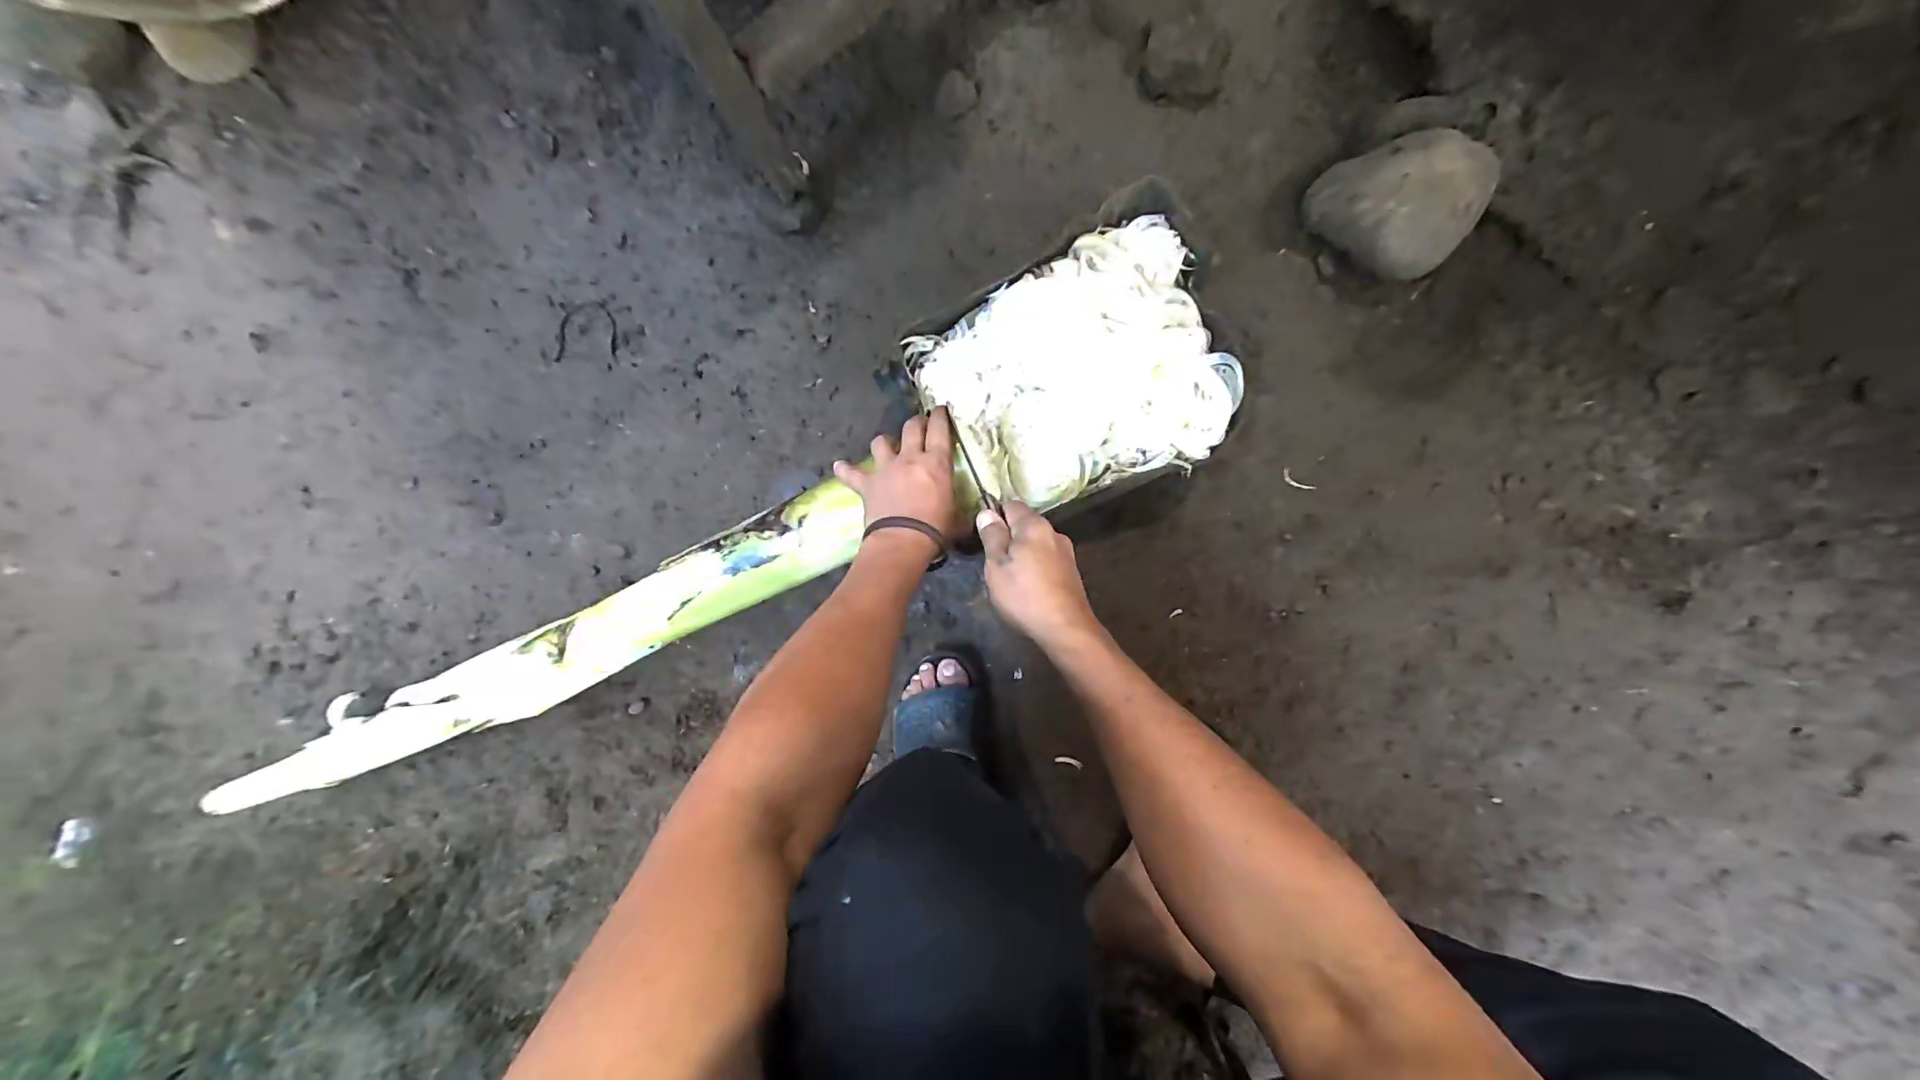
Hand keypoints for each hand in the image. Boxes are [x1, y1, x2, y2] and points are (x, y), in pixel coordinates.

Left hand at [833, 407, 958, 557]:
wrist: (902, 541)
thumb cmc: (935, 530)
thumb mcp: (957, 514)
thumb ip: (960, 506)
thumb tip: (974, 513)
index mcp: (936, 463)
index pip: (940, 430)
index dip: (940, 417)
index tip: (940, 410)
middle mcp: (910, 458)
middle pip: (911, 427)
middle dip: (917, 421)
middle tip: (920, 423)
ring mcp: (886, 469)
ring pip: (881, 442)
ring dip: (885, 441)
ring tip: (887, 445)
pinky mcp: (867, 484)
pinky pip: (851, 473)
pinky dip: (845, 469)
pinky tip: (839, 466)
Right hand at [976, 501, 1100, 645]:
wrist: (1065, 627)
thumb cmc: (1024, 595)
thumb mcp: (997, 566)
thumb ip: (992, 537)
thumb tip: (986, 512)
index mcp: (1034, 525)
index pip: (1011, 505)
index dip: (995, 515)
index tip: (983, 536)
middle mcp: (1054, 532)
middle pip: (1025, 523)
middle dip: (1009, 535)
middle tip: (993, 560)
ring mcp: (1066, 552)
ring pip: (1036, 542)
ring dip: (1022, 551)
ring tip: (1010, 575)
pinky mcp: (1071, 570)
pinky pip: (1046, 557)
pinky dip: (1035, 564)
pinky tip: (1028, 584)